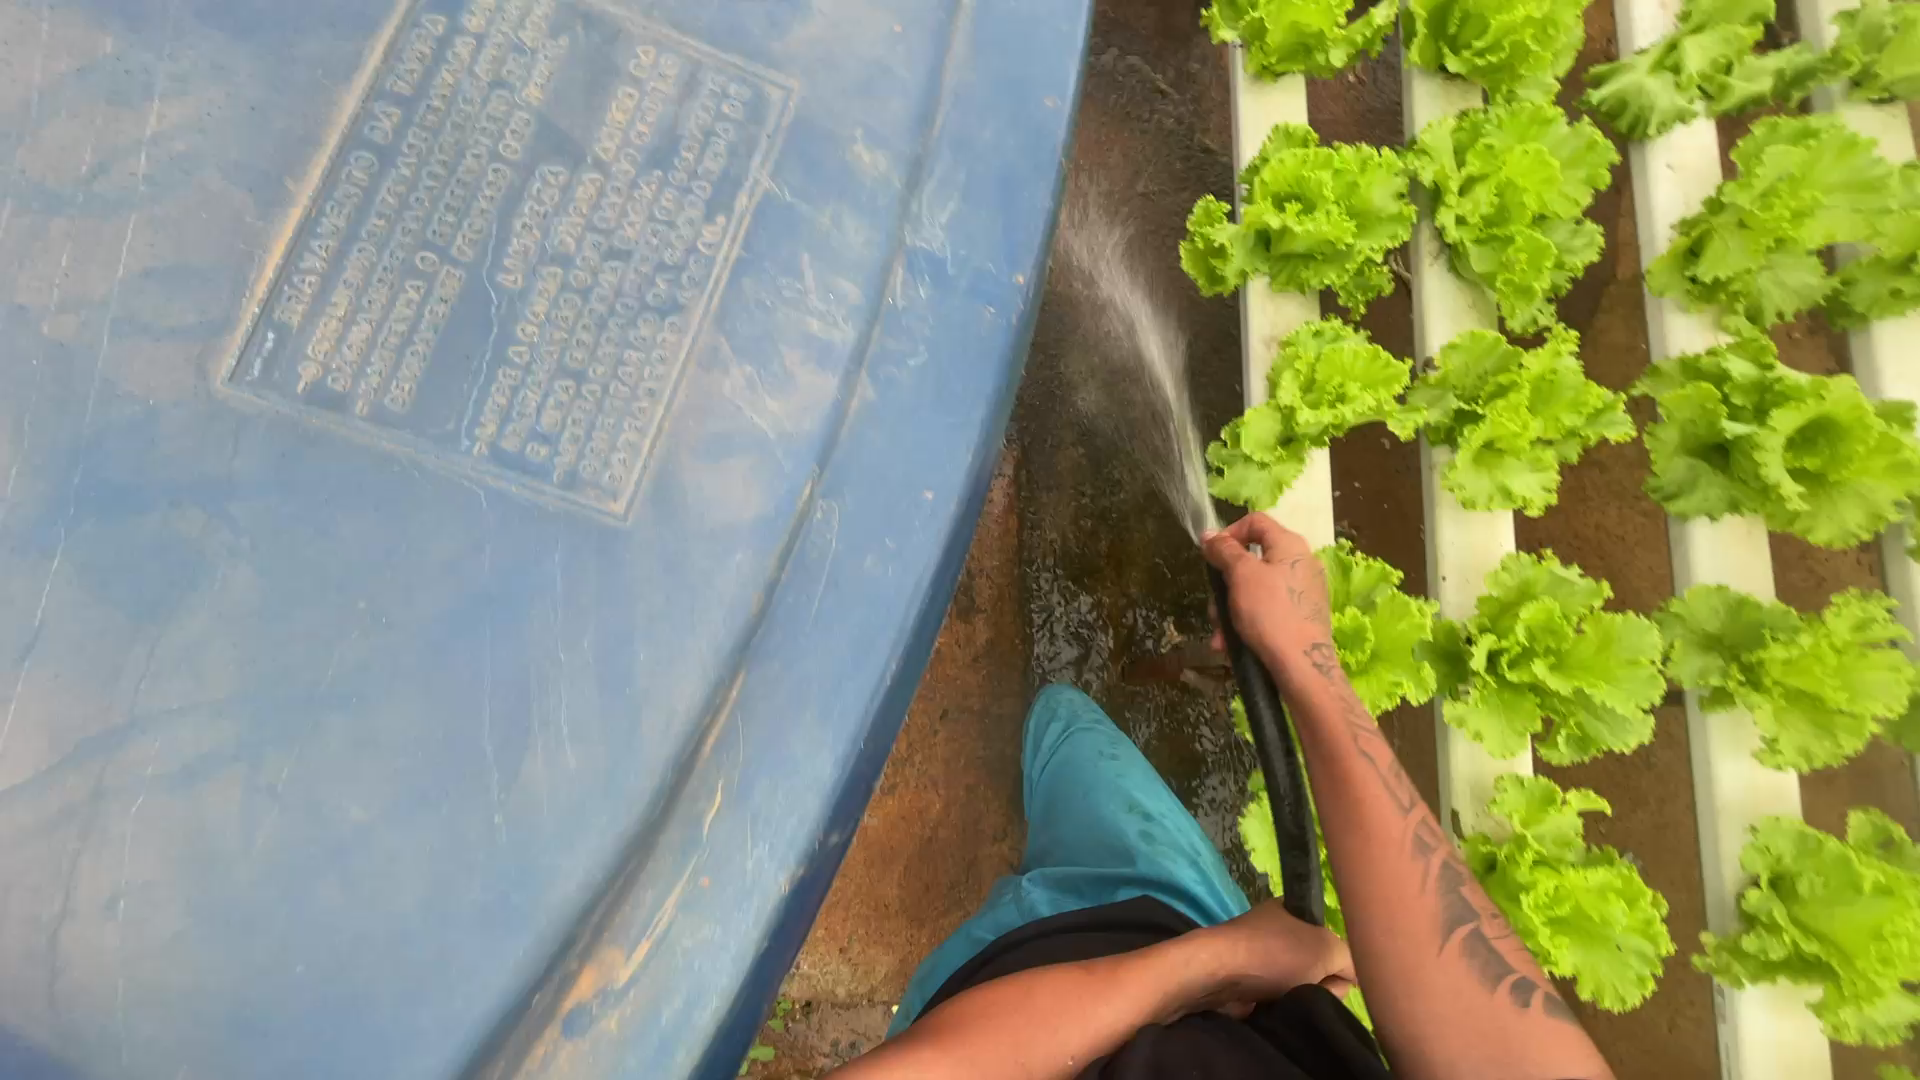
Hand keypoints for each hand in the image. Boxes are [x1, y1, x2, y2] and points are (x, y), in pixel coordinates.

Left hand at [1175, 900, 1355, 1020]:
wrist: (1222, 973)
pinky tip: (1284, 1008)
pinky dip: (1288, 1005)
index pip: (1335, 940)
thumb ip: (1351, 959)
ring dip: (1306, 998)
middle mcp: (1279, 929)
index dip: (1339, 961)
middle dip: (1324, 984)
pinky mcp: (1254, 980)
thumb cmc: (1274, 952)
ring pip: (1305, 985)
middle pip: (1322, 966)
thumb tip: (1348, 976)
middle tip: (1313, 989)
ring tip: (1294, 1000)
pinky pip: (1286, 997)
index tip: (1332, 972)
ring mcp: (1265, 956)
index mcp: (1293, 910)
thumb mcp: (1326, 947)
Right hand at [1201, 513, 1336, 688]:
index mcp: (1289, 545)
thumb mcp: (1240, 575)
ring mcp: (1302, 590)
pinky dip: (1246, 621)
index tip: (1210, 556)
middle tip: (1214, 604)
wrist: (1302, 664)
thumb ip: (1223, 551)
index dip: (1228, 533)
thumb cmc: (1269, 612)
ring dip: (1229, 608)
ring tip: (1219, 633)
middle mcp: (1300, 562)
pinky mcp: (1300, 615)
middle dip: (1224, 584)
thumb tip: (1209, 534)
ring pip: (1254, 588)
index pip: (1255, 521)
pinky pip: (1266, 608)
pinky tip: (1231, 642)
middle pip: (1251, 560)